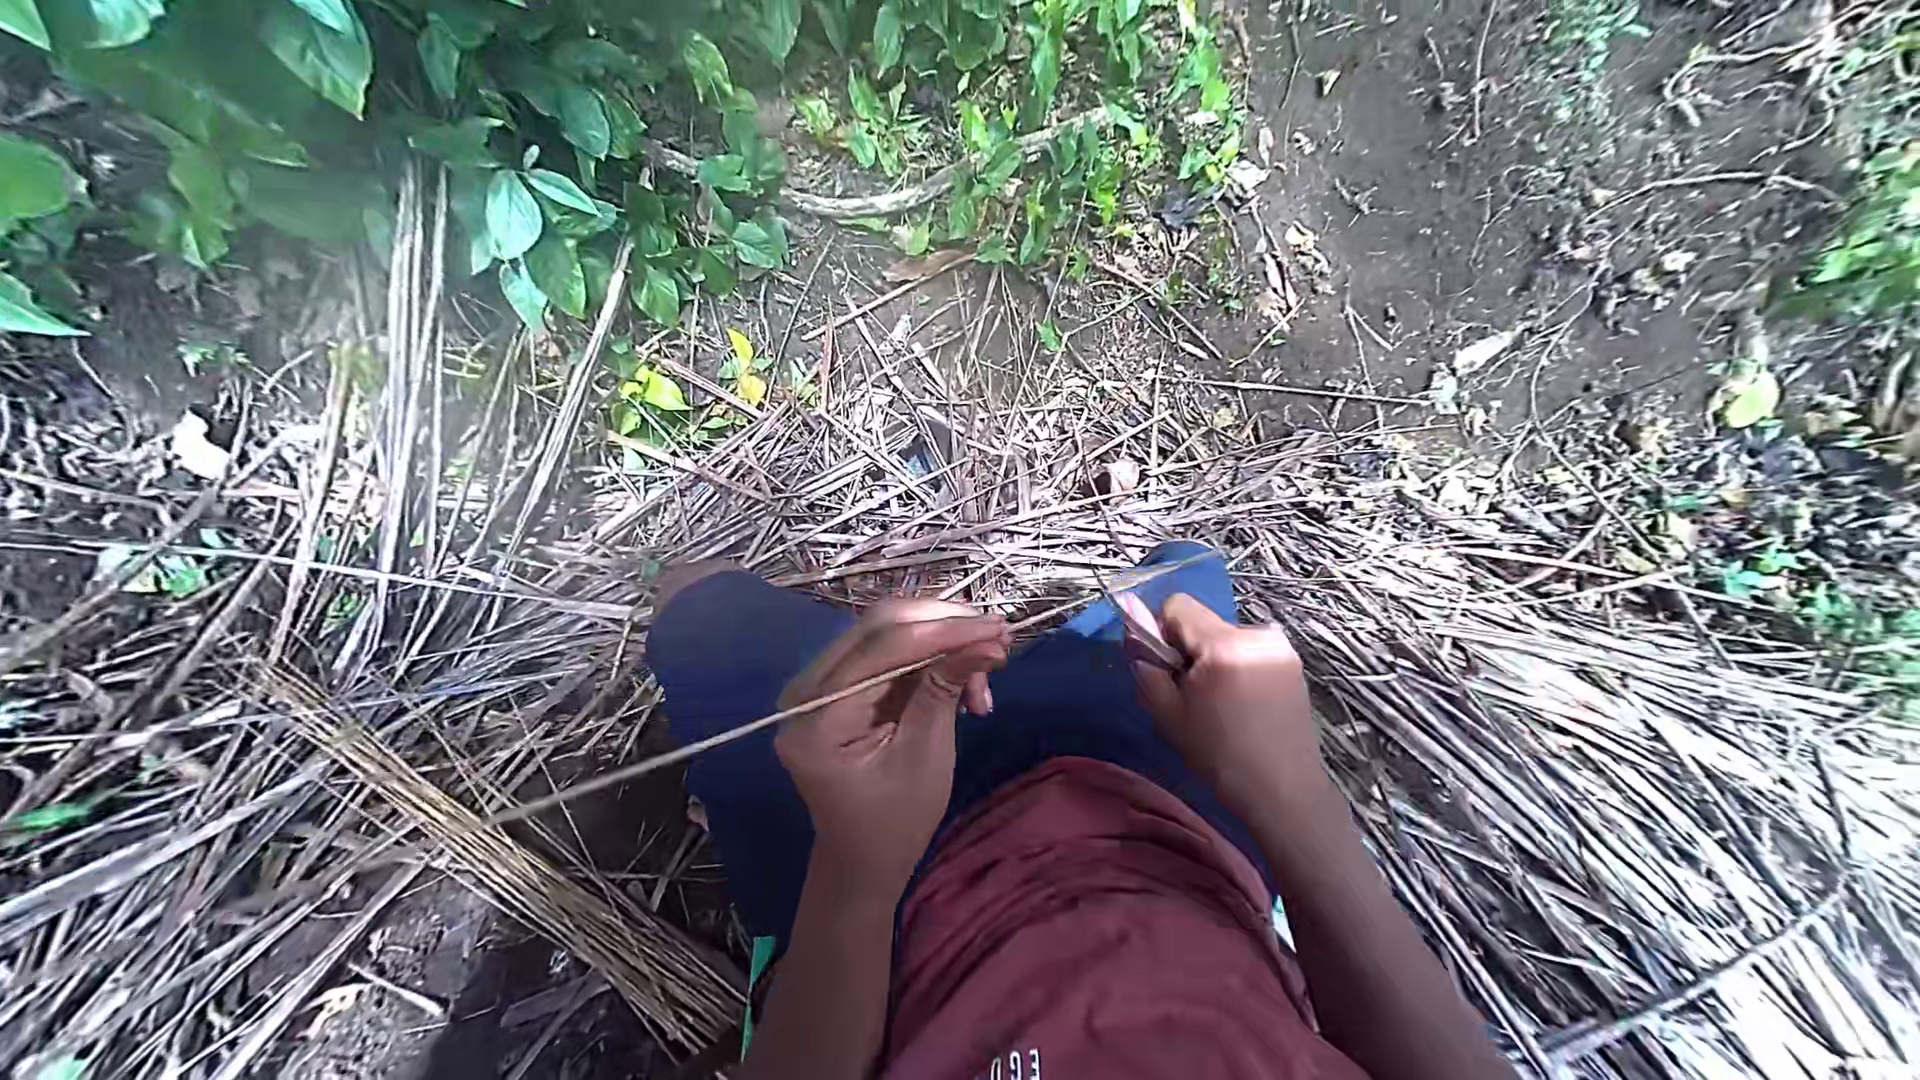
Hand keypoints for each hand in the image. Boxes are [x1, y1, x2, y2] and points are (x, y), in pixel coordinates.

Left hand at [775, 600, 1010, 894]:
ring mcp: (818, 682)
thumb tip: (988, 639)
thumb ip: (945, 689)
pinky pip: (887, 650)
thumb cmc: (895, 822)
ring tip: (984, 674)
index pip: (882, 648)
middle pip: (880, 627)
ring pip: (887, 631)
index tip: (996, 626)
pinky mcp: (838, 682)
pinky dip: (929, 655)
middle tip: (997, 636)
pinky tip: (960, 679)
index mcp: (818, 719)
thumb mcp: (926, 757)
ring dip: (942, 641)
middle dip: (944, 626)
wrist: (862, 856)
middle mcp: (806, 688)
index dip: (943, 630)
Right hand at [1131, 593, 1330, 814]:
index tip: (1168, 667)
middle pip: (1202, 620)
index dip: (1162, 631)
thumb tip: (1134, 628)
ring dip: (1212, 657)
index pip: (1177, 605)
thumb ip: (1144, 663)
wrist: (1283, 792)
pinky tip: (1243, 702)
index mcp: (1223, 645)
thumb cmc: (1218, 756)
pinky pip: (1246, 647)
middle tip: (1193, 692)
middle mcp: (1256, 634)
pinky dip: (1235, 664)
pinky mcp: (1292, 660)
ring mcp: (1279, 646)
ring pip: (1223, 634)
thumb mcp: (1165, 712)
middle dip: (1188, 647)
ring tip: (1220, 700)